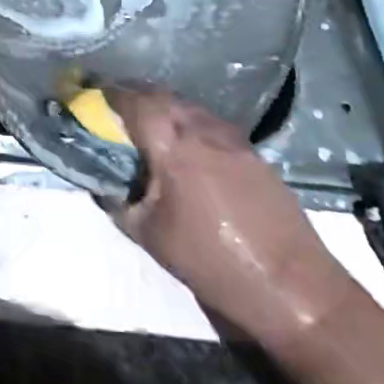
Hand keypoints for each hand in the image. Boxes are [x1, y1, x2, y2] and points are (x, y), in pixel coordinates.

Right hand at [109, 89, 361, 350]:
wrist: (296, 291)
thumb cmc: (212, 261)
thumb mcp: (148, 234)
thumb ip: (117, 199)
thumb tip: (100, 180)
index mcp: (174, 148)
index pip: (134, 102)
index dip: (108, 93)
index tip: (88, 94)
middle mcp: (204, 133)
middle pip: (163, 96)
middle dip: (133, 95)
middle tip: (112, 107)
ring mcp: (236, 143)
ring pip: (190, 107)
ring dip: (164, 107)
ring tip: (147, 124)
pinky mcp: (256, 157)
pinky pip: (211, 124)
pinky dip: (189, 123)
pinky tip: (185, 146)